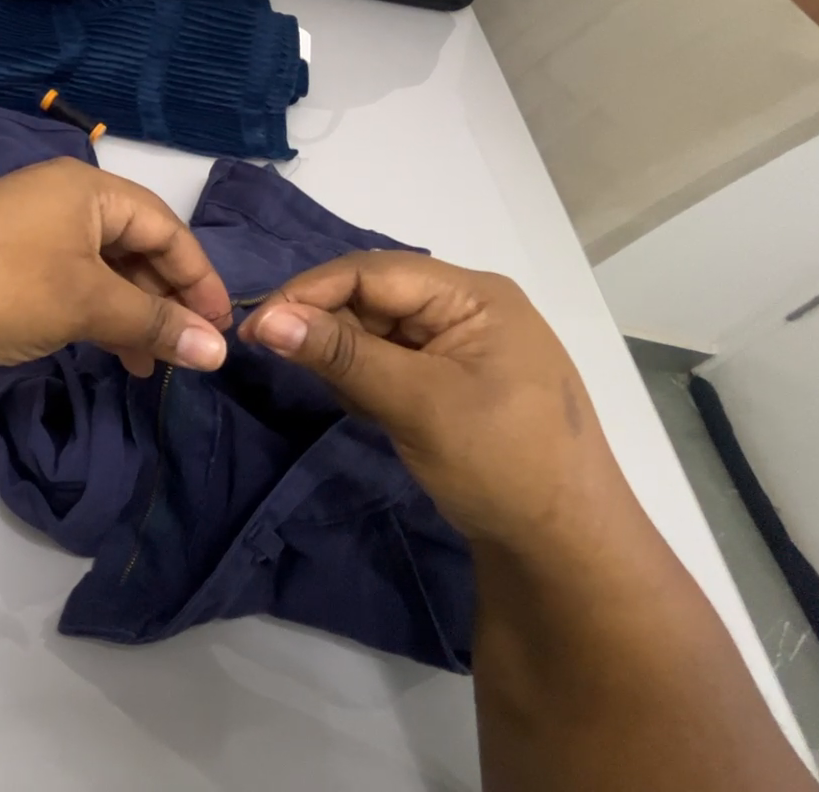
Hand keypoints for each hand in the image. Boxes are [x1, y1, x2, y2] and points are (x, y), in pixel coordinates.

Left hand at [0, 157, 231, 378]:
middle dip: (163, 300)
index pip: (166, 227)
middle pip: (135, 244)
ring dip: (129, 312)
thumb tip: (218, 352)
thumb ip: (154, 325)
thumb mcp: (87, 306)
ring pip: (102, 266)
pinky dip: (94, 309)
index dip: (199, 279)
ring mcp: (31, 224)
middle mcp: (61, 195)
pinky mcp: (8, 254)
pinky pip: (70, 275)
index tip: (221, 329)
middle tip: (184, 350)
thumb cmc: (6, 291)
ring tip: (145, 364)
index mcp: (87, 187)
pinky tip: (106, 346)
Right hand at [237, 251, 634, 547]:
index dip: (307, 293)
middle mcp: (466, 307)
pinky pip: (386, 359)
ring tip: (360, 405)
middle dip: (329, 331)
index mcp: (473, 296)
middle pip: (369, 297)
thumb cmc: (501, 464)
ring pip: (372, 330)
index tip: (255, 328)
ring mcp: (459, 343)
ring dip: (348, 362)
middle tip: (297, 369)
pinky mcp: (448, 376)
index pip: (370, 271)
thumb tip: (264, 320)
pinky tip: (374, 412)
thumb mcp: (415, 403)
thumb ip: (339, 354)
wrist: (563, 547)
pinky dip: (365, 381)